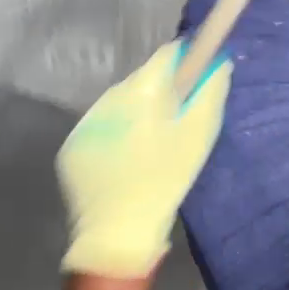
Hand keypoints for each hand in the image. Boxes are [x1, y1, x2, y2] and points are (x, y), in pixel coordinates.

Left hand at [55, 41, 231, 277]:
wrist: (116, 234)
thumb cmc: (165, 180)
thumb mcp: (200, 135)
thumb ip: (211, 91)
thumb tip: (218, 61)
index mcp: (142, 91)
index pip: (167, 55)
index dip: (184, 63)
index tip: (193, 82)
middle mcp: (109, 97)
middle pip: (142, 78)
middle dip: (160, 91)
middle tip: (174, 121)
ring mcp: (85, 122)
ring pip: (119, 102)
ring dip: (135, 111)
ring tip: (147, 144)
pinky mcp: (70, 147)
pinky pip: (100, 126)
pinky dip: (114, 133)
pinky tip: (123, 159)